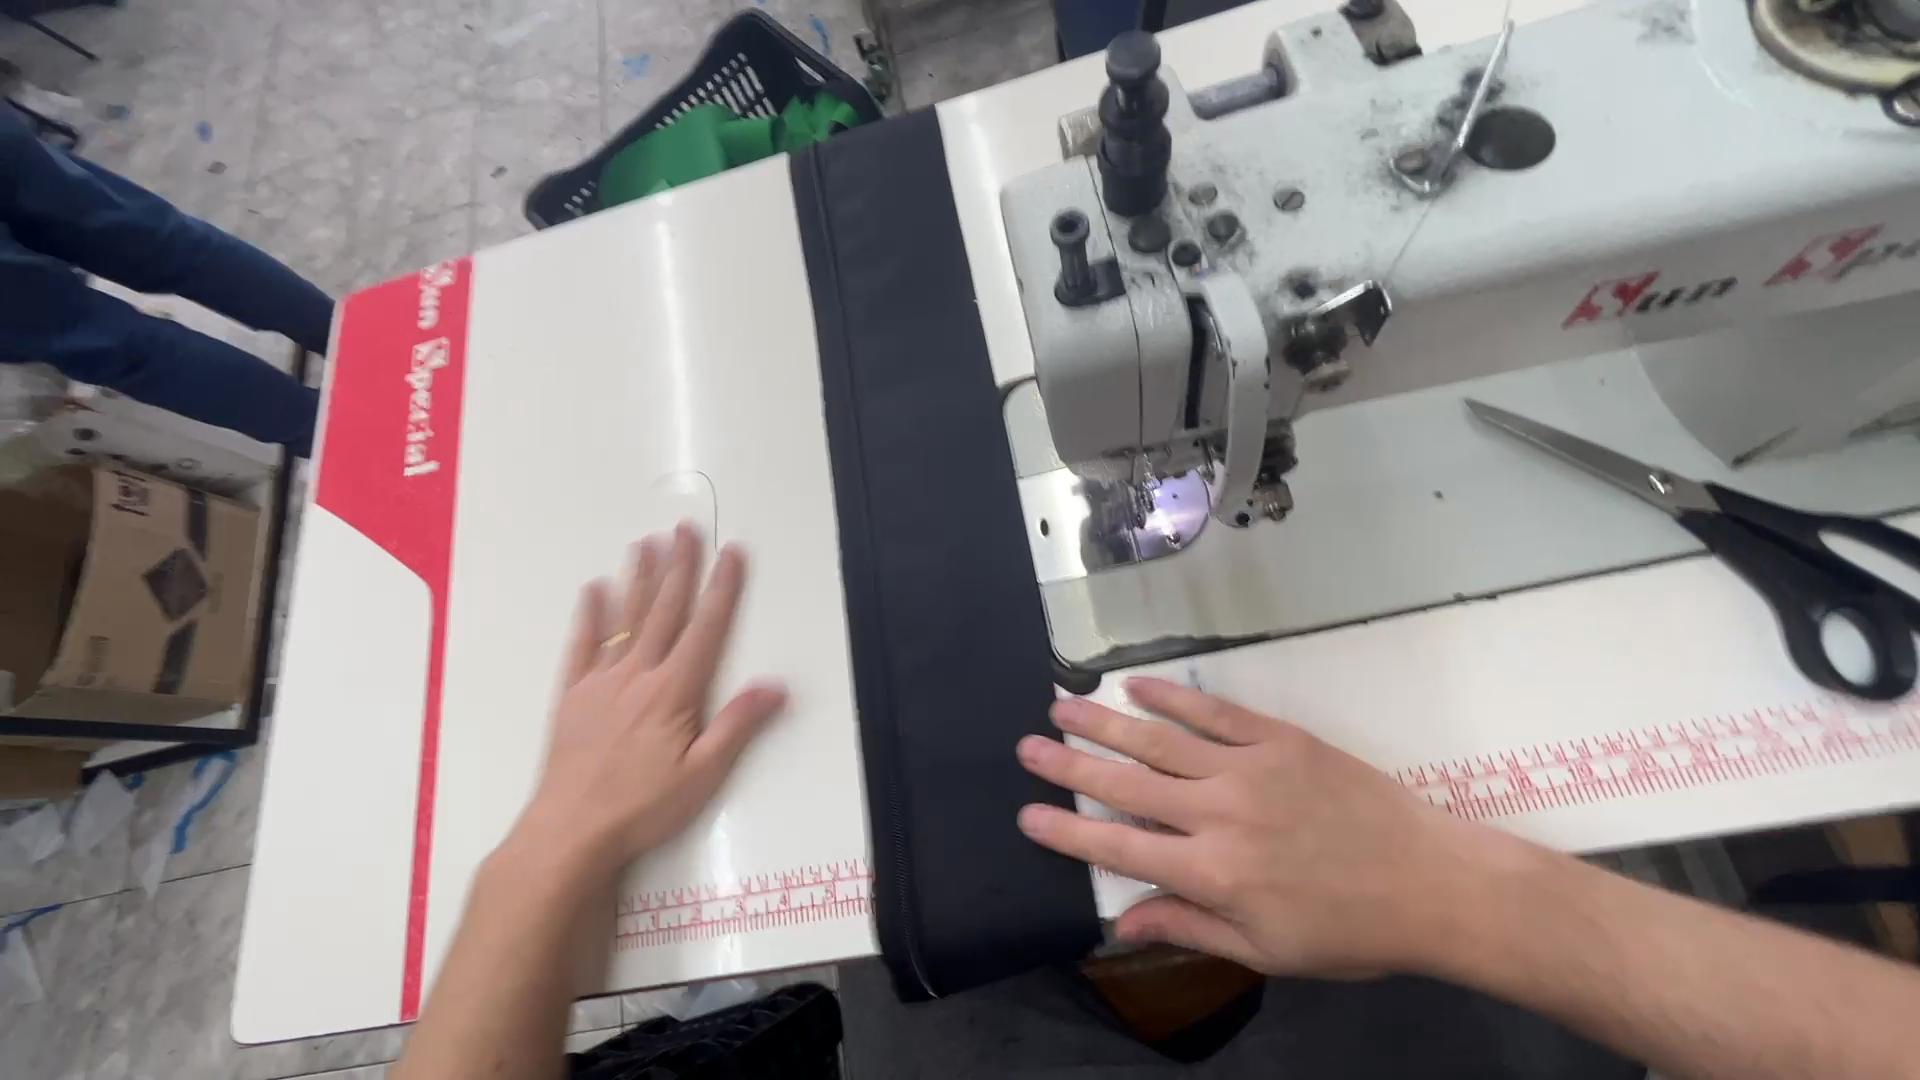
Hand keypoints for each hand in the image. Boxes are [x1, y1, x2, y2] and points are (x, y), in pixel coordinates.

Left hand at [515, 524, 786, 867]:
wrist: (568, 835)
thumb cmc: (643, 807)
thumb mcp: (703, 774)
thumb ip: (738, 725)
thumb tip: (776, 684)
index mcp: (674, 691)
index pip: (705, 628)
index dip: (722, 588)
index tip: (731, 552)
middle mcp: (638, 675)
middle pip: (664, 611)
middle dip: (680, 566)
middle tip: (686, 527)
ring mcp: (600, 683)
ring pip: (625, 619)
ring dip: (639, 578)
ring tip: (646, 542)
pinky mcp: (571, 698)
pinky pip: (581, 647)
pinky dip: (589, 616)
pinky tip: (593, 589)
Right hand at [1015, 678, 1509, 977]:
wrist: (1432, 881)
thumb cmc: (1347, 928)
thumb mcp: (1266, 950)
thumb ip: (1190, 926)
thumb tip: (1123, 924)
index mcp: (1213, 872)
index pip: (1120, 848)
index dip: (1067, 833)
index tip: (1026, 814)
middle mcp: (1218, 813)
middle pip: (1126, 784)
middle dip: (1069, 765)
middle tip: (1027, 746)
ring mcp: (1247, 768)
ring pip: (1158, 740)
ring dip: (1104, 723)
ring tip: (1061, 706)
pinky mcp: (1277, 738)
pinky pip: (1212, 712)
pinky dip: (1170, 697)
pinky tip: (1135, 686)